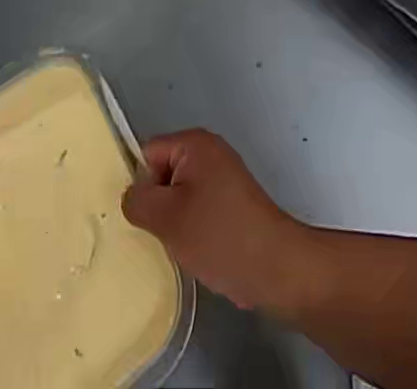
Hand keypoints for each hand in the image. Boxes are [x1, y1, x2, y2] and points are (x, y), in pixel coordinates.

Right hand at [121, 129, 310, 311]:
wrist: (283, 273)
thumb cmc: (221, 236)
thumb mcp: (165, 218)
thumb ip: (136, 200)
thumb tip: (133, 198)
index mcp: (194, 144)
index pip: (146, 154)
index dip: (142, 186)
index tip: (150, 216)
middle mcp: (211, 153)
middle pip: (163, 175)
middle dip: (160, 207)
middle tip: (167, 234)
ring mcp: (226, 180)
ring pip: (181, 198)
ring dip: (178, 224)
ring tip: (188, 248)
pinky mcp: (236, 206)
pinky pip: (201, 212)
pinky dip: (199, 233)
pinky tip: (205, 255)